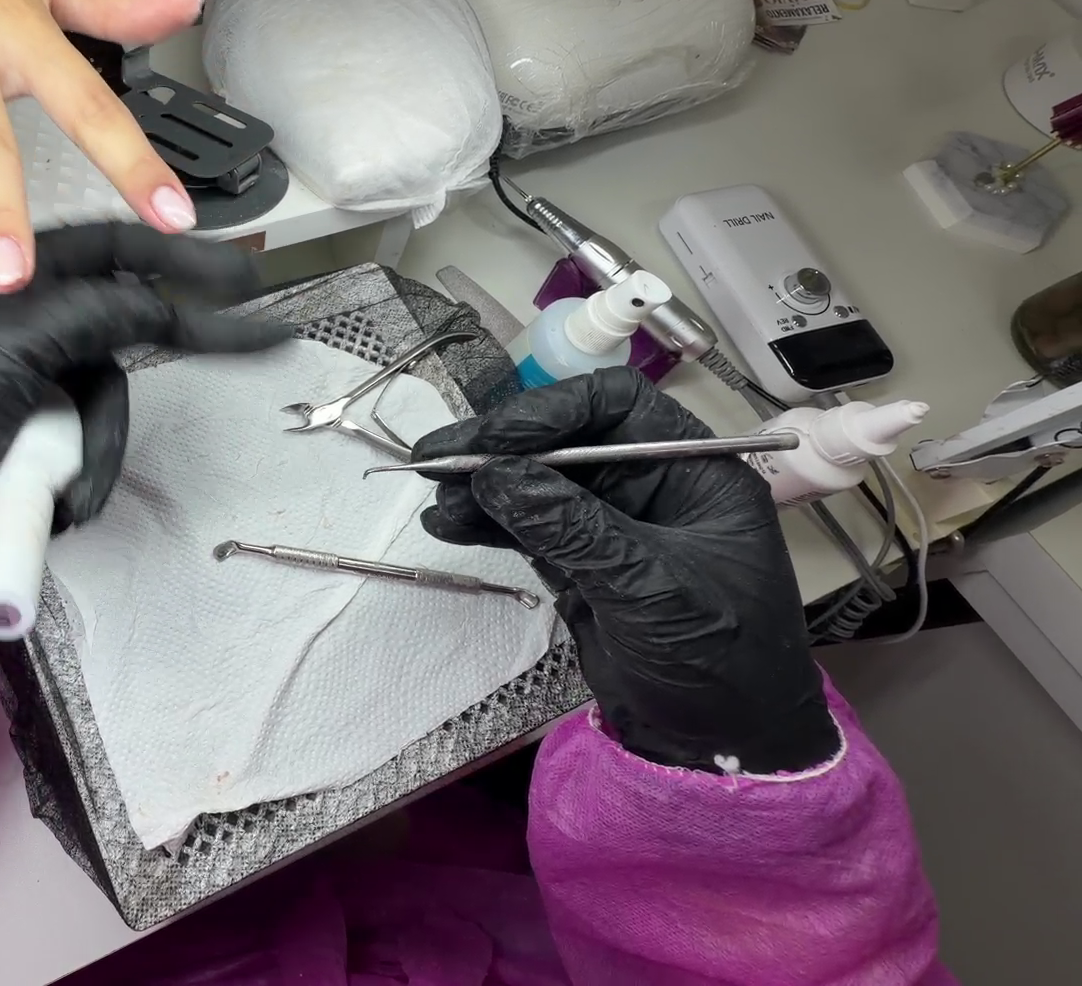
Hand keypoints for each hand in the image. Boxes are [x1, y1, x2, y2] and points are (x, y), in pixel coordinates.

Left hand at [0, 223, 292, 626]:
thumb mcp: (2, 356)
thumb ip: (84, 314)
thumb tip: (153, 304)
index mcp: (6, 279)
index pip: (111, 253)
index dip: (182, 261)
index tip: (242, 280)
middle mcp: (25, 317)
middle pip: (124, 321)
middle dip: (178, 337)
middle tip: (253, 336)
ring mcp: (36, 375)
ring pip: (110, 391)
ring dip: (102, 443)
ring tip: (68, 488)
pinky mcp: (41, 425)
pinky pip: (92, 433)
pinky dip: (90, 465)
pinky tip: (63, 496)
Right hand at [413, 367, 838, 774]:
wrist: (715, 741)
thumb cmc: (717, 663)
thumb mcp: (648, 590)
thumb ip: (572, 528)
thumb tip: (492, 475)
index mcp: (690, 471)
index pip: (613, 407)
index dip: (548, 412)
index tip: (491, 442)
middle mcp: (644, 482)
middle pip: (558, 438)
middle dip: (494, 448)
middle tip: (431, 460)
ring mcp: (603, 518)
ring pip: (529, 479)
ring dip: (478, 486)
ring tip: (436, 502)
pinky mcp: (571, 552)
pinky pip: (518, 520)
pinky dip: (480, 520)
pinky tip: (445, 525)